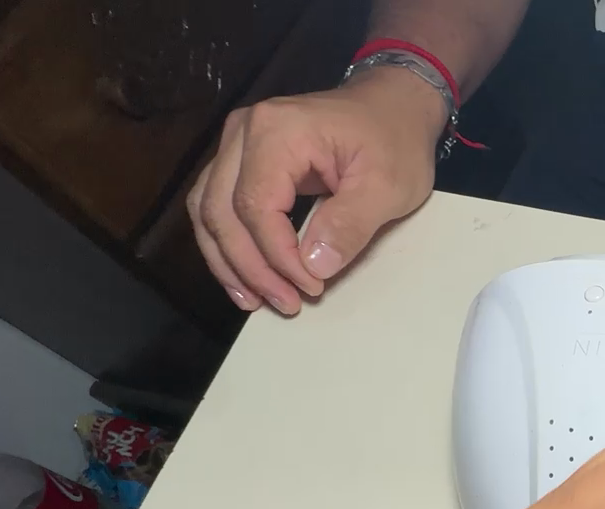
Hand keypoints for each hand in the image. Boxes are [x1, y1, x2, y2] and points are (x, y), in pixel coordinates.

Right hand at [186, 67, 445, 315]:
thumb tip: (314, 265)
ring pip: (209, 209)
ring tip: (255, 301)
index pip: (256, 206)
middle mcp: (243, 134)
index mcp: (276, 134)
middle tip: (285, 305)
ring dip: (229, 259)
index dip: (278, 256)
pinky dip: (230, 242)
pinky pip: (222, 205)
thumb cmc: (395, 142)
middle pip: (220, 209)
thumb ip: (349, 224)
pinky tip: (245, 276)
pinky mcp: (248, 161)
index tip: (312, 288)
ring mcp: (239, 145)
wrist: (393, 107)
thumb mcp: (388, 187)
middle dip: (249, 266)